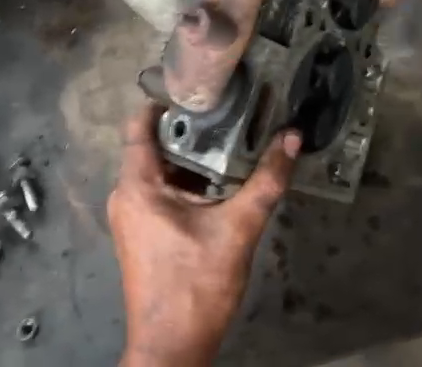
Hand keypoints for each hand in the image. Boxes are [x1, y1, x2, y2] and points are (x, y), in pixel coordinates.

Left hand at [109, 105, 299, 366]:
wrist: (172, 349)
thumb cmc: (195, 286)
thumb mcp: (237, 229)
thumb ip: (265, 181)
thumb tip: (293, 138)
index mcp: (137, 186)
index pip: (141, 123)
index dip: (168, 97)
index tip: (202, 82)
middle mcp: (128, 195)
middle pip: (158, 142)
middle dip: (194, 124)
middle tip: (231, 103)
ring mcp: (135, 215)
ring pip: (165, 167)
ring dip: (197, 152)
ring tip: (235, 131)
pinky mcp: (147, 231)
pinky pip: (167, 188)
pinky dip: (194, 177)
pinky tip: (227, 173)